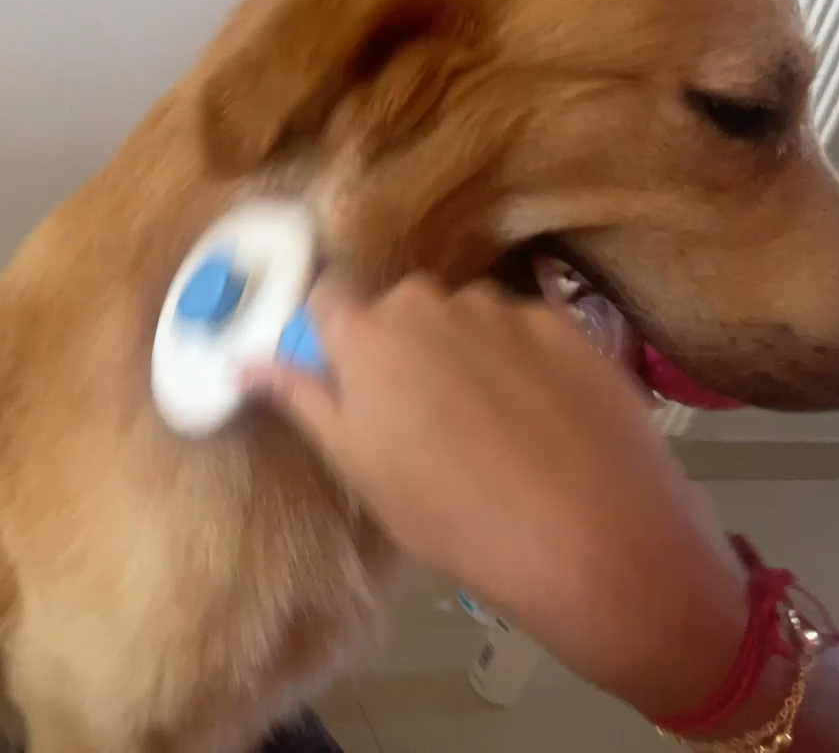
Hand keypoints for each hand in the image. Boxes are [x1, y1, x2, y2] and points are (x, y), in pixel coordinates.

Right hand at [246, 275, 749, 718]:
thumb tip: (243, 361)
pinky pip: (520, 328)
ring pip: (460, 317)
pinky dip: (520, 358)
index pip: (326, 296)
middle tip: (423, 413)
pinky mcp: (564, 324)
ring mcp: (500, 308)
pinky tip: (543, 415)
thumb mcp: (355, 463)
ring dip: (461, 349)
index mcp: (367, 332)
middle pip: (397, 308)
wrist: (596, 542)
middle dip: (400, 345)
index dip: (333, 331)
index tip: (347, 371)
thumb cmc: (447, 511)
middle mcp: (427, 301)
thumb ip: (297, 397)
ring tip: (494, 419)